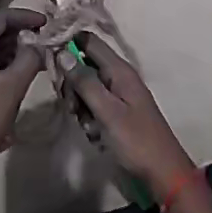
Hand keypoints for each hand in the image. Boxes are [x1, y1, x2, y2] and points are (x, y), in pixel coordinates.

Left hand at [0, 9, 46, 181]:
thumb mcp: (12, 86)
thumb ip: (29, 58)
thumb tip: (39, 44)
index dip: (24, 16)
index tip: (47, 21)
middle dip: (20, 31)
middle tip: (45, 38)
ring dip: (13, 47)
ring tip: (38, 55)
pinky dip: (3, 61)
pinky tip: (21, 71)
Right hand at [69, 33, 194, 190]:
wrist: (162, 171)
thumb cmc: (136, 140)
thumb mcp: (107, 111)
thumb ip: (85, 82)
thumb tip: (62, 54)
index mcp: (119, 70)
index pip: (89, 41)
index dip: (67, 44)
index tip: (49, 60)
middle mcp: (118, 76)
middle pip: (84, 65)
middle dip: (72, 85)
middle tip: (72, 108)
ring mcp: (118, 93)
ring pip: (86, 88)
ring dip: (80, 105)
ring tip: (88, 126)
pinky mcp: (117, 110)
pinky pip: (94, 105)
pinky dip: (89, 117)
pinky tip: (94, 133)